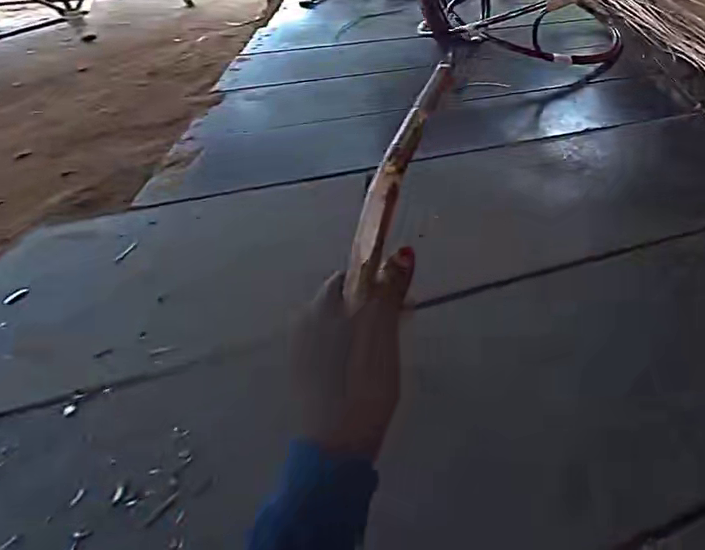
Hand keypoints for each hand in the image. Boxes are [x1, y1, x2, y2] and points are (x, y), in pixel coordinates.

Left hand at [290, 248, 415, 459]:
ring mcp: (301, 352)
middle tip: (397, 326)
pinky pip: (332, 347)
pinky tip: (366, 370)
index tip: (397, 299)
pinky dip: (351, 349)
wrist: (336, 450)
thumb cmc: (361, 385)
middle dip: (372, 304)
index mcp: (318, 307)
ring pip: (340, 324)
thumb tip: (403, 253)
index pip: (350, 276)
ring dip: (363, 327)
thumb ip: (390, 290)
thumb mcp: (382, 332)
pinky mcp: (305, 377)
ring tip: (384, 353)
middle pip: (344, 299)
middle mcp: (303, 323)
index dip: (376, 280)